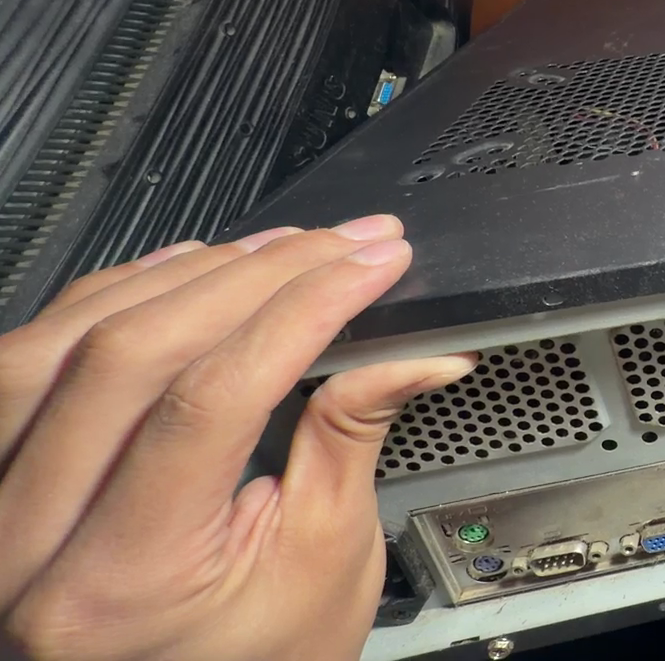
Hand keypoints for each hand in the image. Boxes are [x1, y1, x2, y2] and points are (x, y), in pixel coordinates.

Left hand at [0, 217, 475, 660]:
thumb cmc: (265, 650)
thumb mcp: (332, 550)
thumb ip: (356, 433)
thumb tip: (427, 351)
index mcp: (122, 581)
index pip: (214, 398)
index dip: (307, 309)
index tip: (377, 262)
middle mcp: (21, 547)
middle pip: (129, 356)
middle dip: (262, 274)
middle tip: (350, 241)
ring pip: (60, 344)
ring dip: (192, 273)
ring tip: (291, 243)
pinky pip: (29, 359)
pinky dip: (120, 292)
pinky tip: (196, 263)